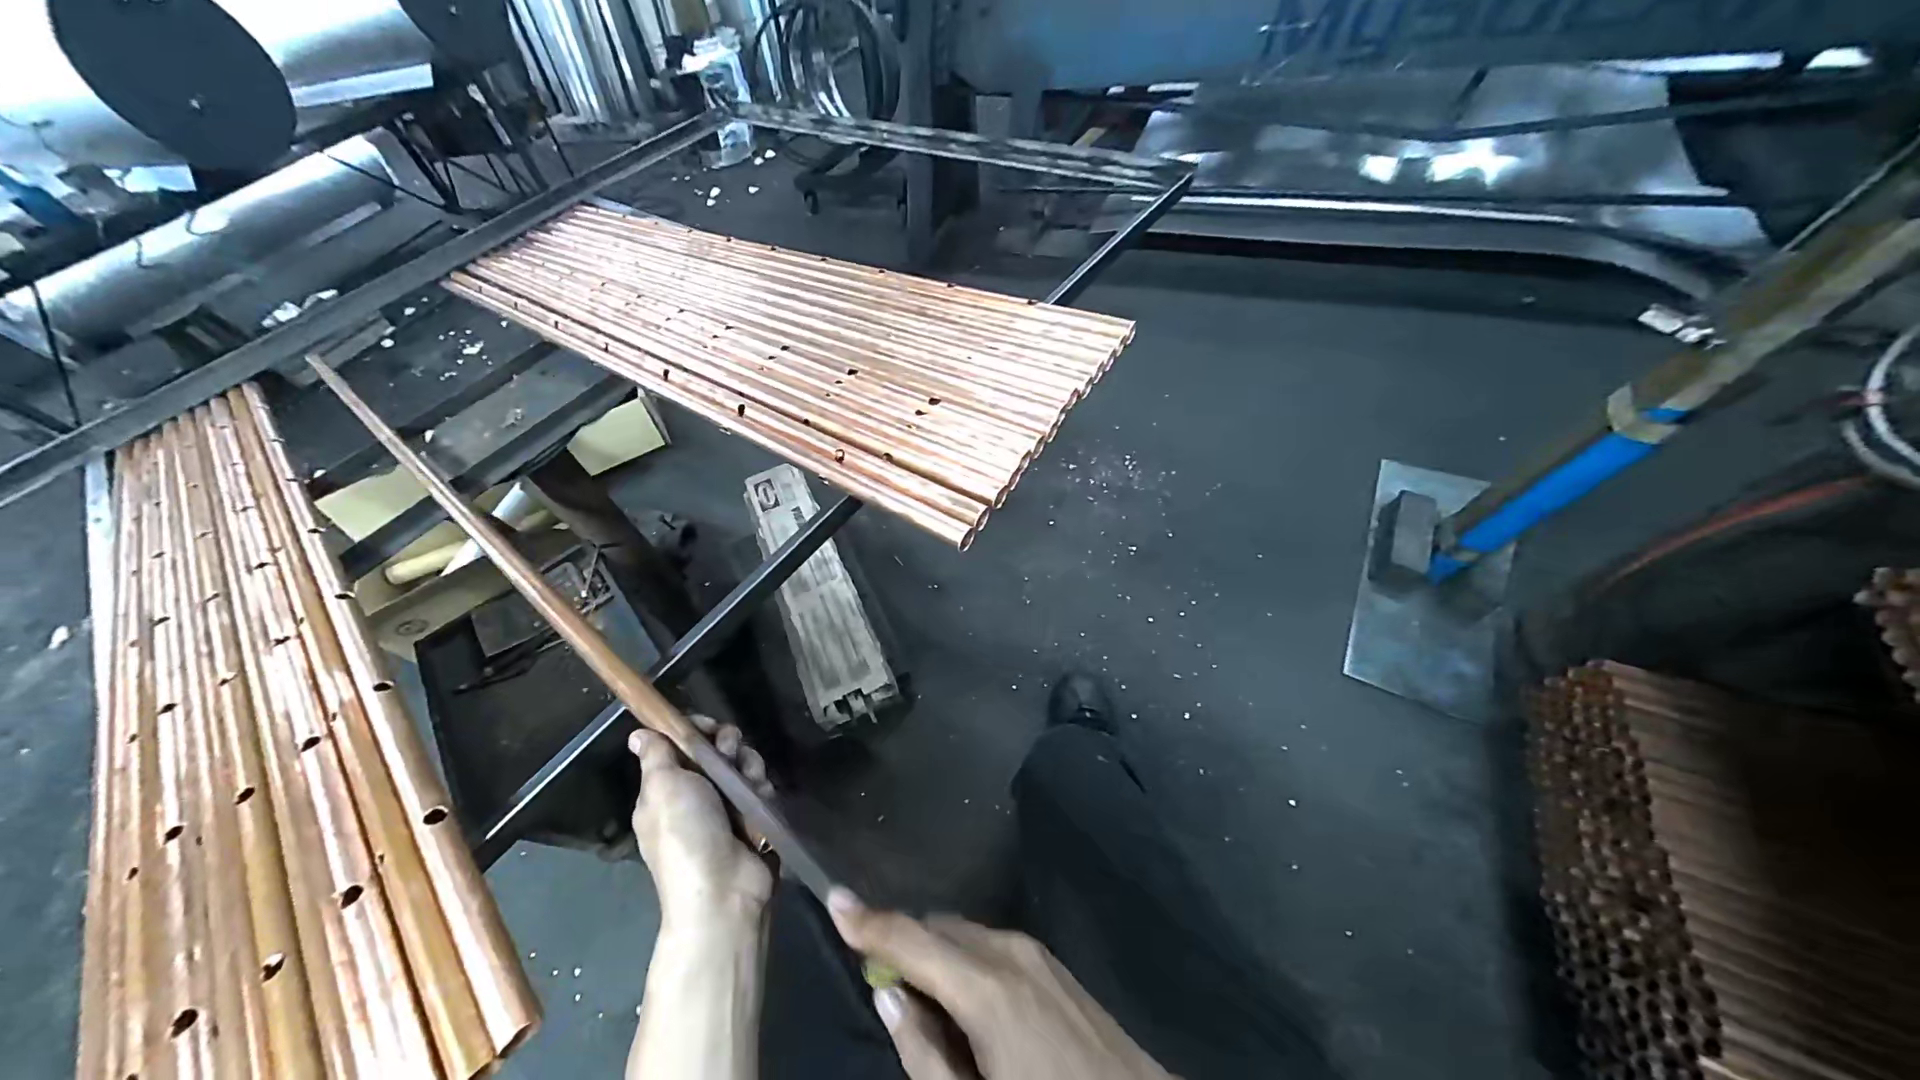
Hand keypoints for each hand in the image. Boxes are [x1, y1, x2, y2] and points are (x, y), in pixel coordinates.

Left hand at [627, 718, 773, 928]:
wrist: (723, 891)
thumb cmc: (687, 836)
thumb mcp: (663, 789)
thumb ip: (656, 756)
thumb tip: (638, 735)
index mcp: (666, 790)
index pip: (681, 743)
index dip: (696, 729)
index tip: (709, 727)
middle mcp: (695, 795)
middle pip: (717, 750)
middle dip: (728, 746)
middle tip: (729, 755)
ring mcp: (725, 807)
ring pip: (743, 766)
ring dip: (748, 767)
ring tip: (749, 785)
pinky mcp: (752, 818)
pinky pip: (760, 787)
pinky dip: (761, 789)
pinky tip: (760, 800)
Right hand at [828, 891, 1174, 1079]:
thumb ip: (922, 1052)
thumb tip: (885, 996)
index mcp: (984, 988)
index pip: (911, 939)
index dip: (868, 921)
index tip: (834, 899)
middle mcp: (1006, 950)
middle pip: (935, 929)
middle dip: (902, 943)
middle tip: (879, 978)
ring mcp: (1032, 950)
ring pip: (961, 933)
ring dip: (933, 951)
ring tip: (925, 998)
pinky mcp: (1048, 957)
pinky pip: (987, 943)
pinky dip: (961, 957)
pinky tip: (965, 998)